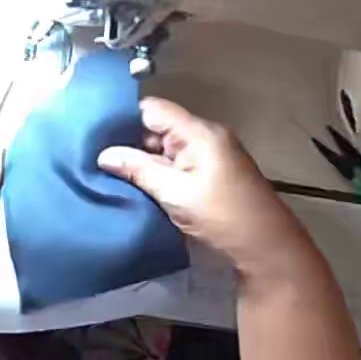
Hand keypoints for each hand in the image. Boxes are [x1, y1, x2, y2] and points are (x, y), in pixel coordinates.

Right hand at [96, 97, 315, 281]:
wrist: (268, 250)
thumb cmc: (223, 216)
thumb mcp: (174, 192)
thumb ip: (137, 169)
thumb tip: (103, 155)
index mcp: (199, 133)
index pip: (152, 109)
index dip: (122, 117)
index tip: (93, 132)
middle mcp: (203, 137)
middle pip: (155, 127)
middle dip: (126, 140)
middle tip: (92, 155)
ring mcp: (205, 156)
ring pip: (160, 147)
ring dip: (137, 158)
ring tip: (104, 169)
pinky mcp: (205, 174)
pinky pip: (171, 163)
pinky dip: (151, 170)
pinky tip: (129, 181)